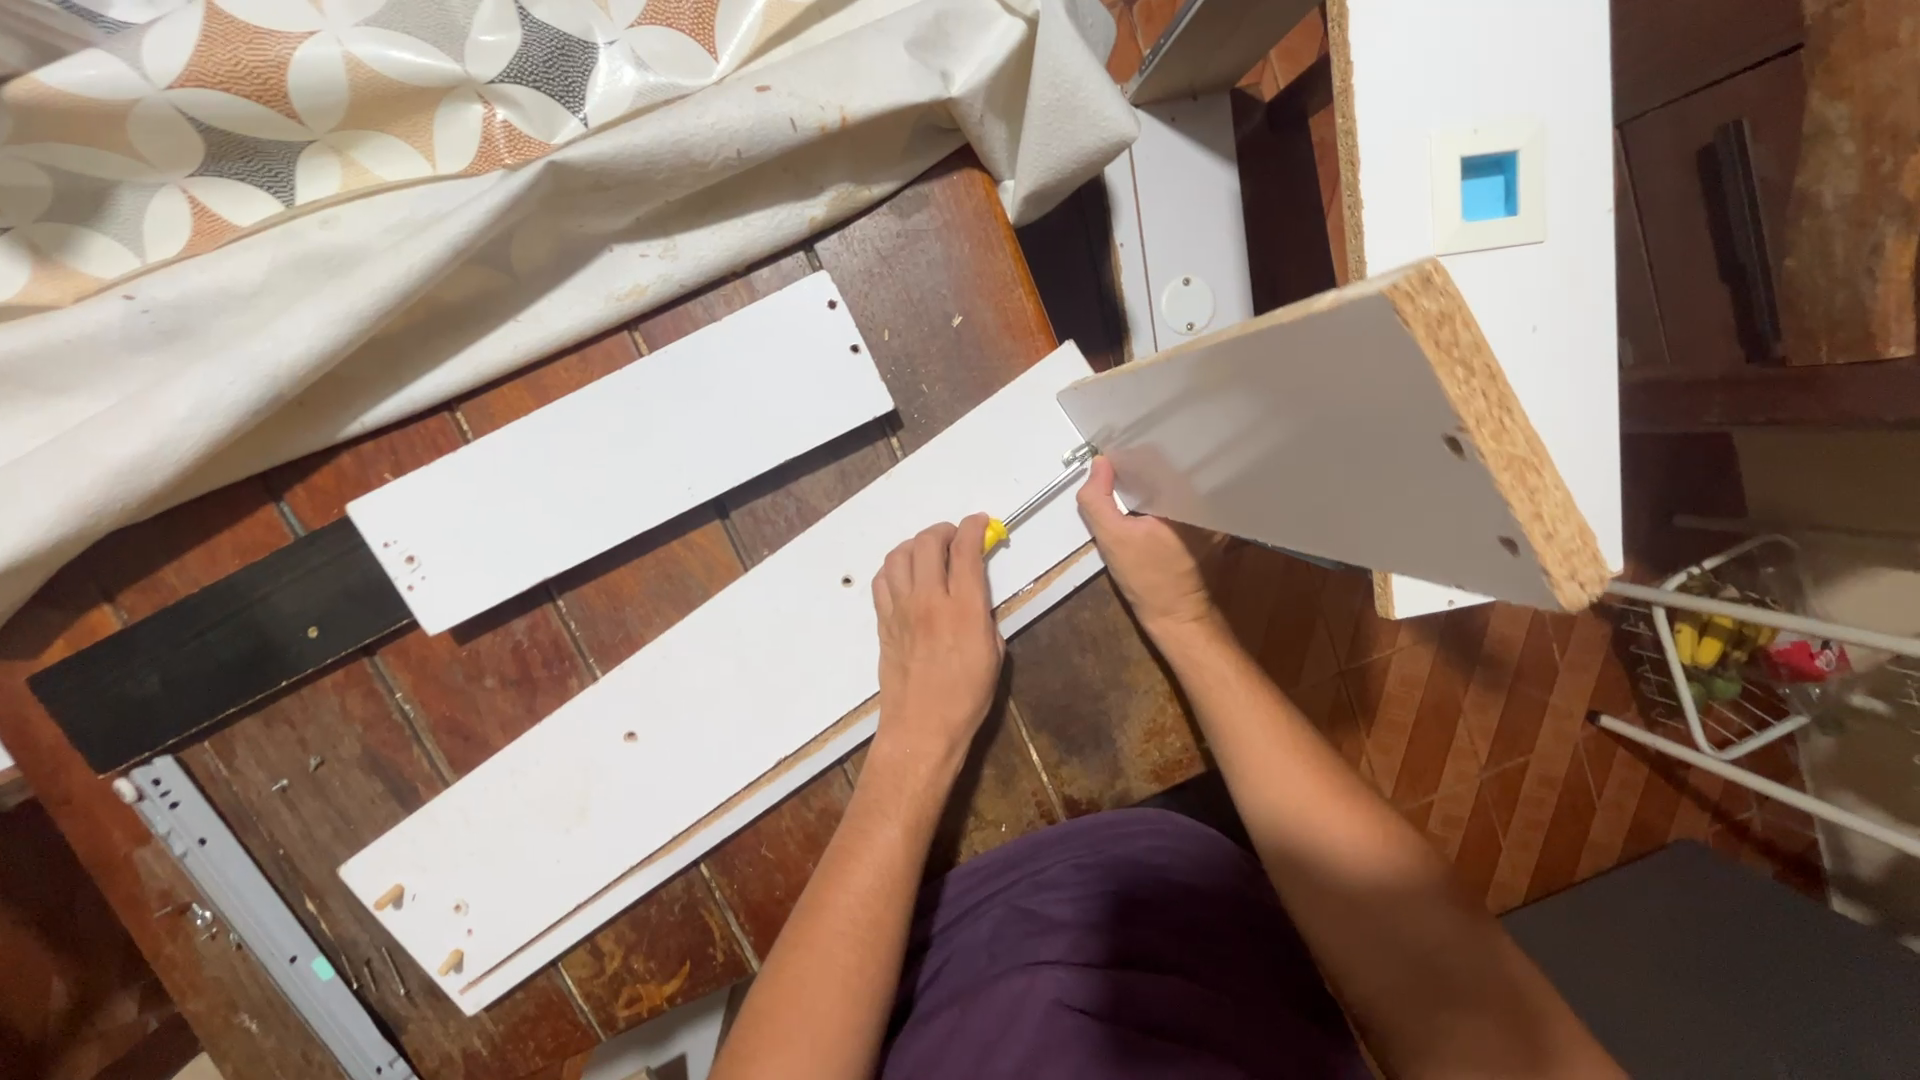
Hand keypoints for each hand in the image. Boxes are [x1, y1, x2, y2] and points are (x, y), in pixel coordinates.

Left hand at [870, 515, 1004, 768]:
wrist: (922, 727)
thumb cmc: (967, 697)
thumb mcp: (995, 653)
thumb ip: (984, 616)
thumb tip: (975, 597)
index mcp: (964, 608)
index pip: (965, 550)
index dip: (974, 527)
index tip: (980, 522)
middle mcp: (929, 600)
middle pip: (928, 542)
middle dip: (944, 530)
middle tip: (955, 536)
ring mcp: (900, 609)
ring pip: (899, 555)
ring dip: (916, 544)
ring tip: (929, 552)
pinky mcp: (883, 621)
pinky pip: (882, 579)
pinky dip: (895, 568)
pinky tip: (906, 576)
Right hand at [1076, 456, 1222, 635]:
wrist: (1177, 617)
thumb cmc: (1148, 580)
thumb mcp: (1113, 538)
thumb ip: (1097, 500)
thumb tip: (1099, 464)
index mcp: (1189, 495)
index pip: (1162, 456)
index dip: (1134, 451)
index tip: (1111, 457)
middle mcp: (1205, 498)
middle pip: (1170, 465)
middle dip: (1141, 461)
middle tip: (1114, 465)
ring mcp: (1207, 512)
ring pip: (1173, 480)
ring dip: (1149, 477)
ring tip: (1124, 477)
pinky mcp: (1203, 524)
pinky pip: (1177, 497)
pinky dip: (1158, 494)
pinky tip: (1139, 499)